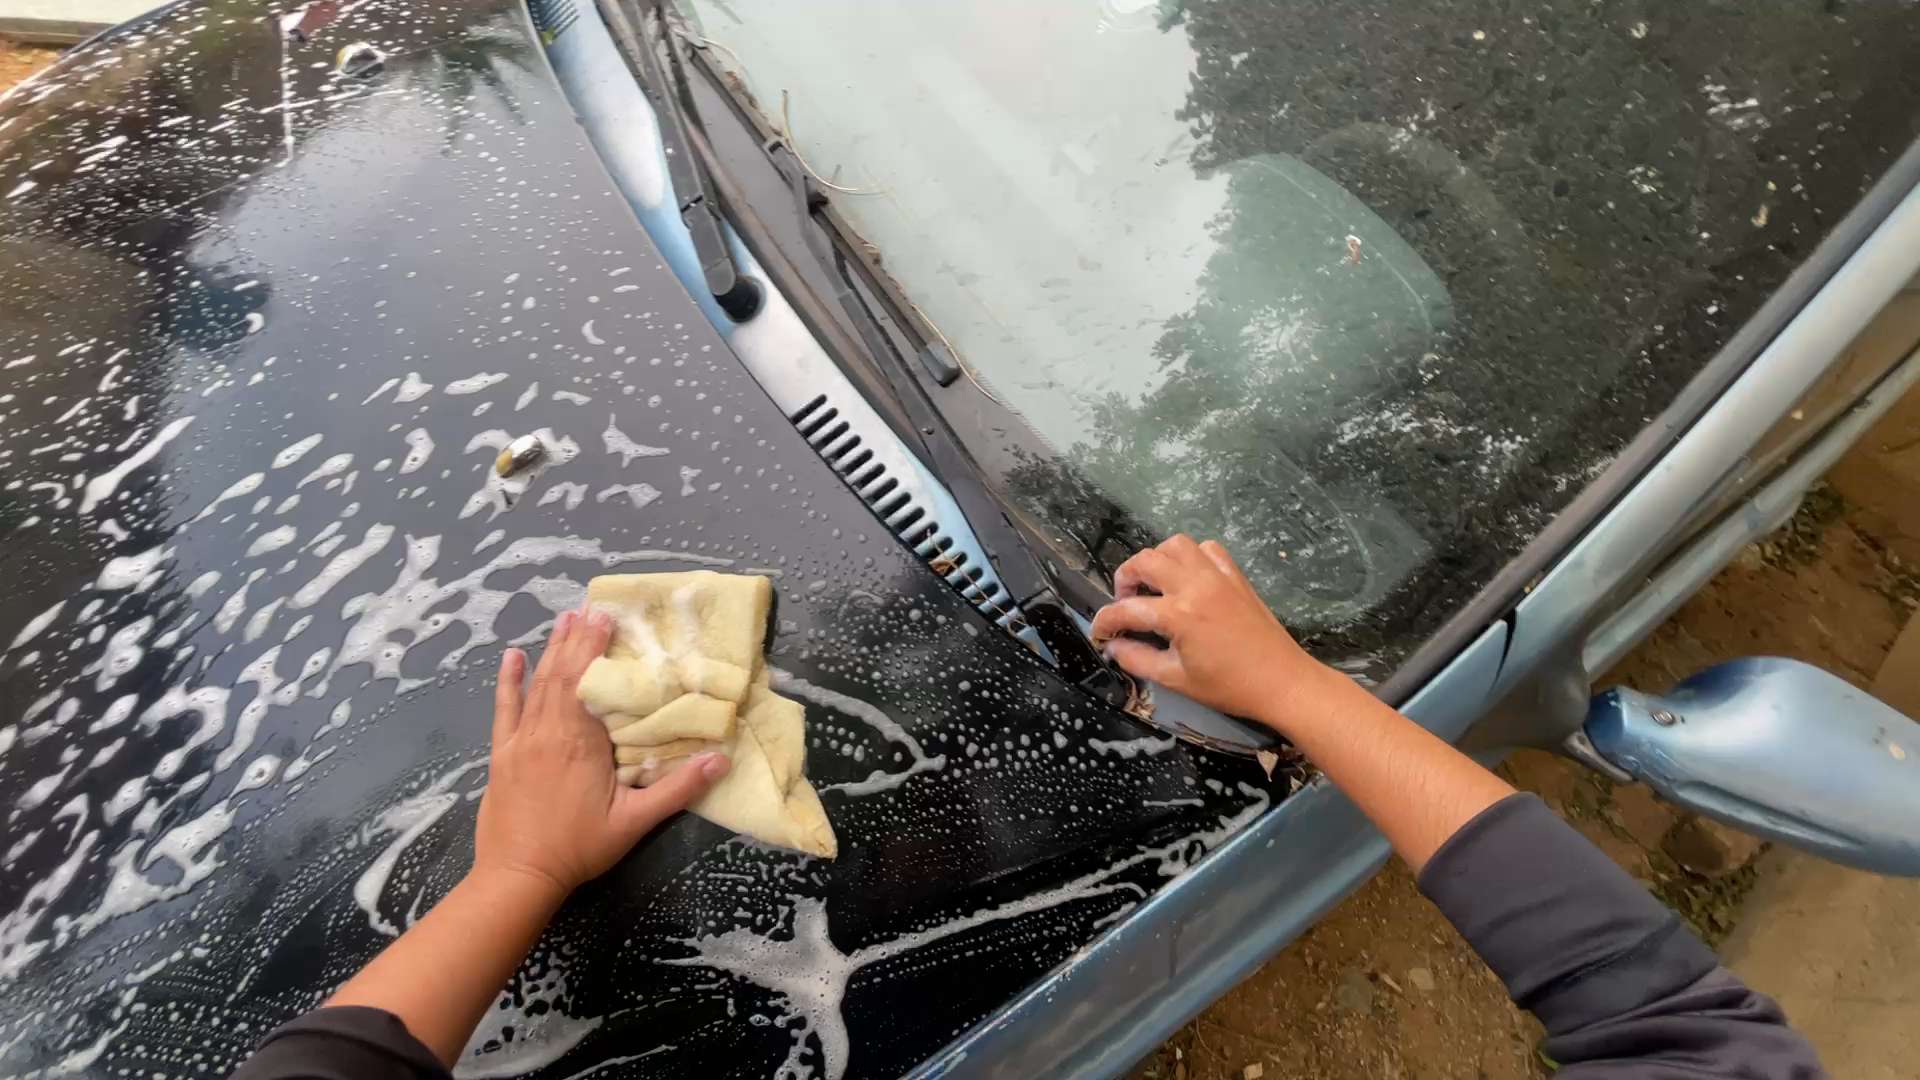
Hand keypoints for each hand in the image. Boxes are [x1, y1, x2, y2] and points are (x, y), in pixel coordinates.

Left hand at [474, 609, 730, 894]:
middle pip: (563, 674)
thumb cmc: (578, 847)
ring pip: (537, 685)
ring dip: (552, 650)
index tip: (608, 616)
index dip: (596, 647)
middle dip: (579, 638)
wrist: (515, 880)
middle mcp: (548, 732)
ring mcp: (521, 742)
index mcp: (579, 742)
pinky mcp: (503, 755)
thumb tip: (721, 760)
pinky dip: (508, 682)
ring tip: (565, 618)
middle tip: (594, 607)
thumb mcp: (634, 822)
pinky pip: (504, 710)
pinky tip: (511, 657)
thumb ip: (677, 790)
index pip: (587, 683)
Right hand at [1090, 536, 1335, 729]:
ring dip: (1156, 559)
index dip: (1105, 621)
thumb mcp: (1176, 679)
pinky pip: (1207, 549)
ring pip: (1175, 545)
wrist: (1283, 682)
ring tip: (1154, 583)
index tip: (1099, 632)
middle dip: (1125, 579)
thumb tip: (1113, 647)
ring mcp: (1217, 576)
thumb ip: (1137, 659)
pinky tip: (1187, 578)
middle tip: (1125, 602)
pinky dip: (1190, 556)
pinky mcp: (1235, 576)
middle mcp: (1195, 585)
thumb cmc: (1229, 686)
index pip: (1127, 609)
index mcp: (1178, 614)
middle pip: (1145, 561)